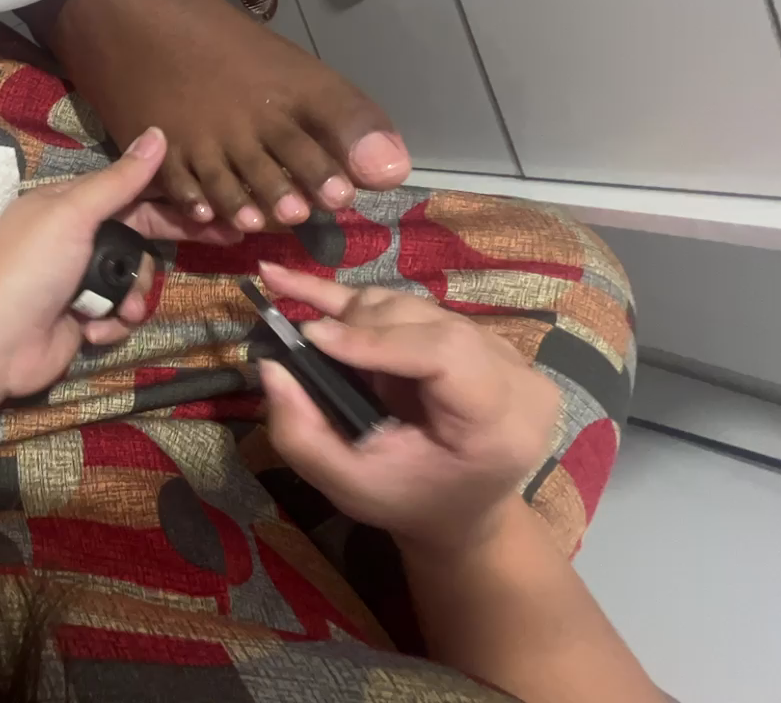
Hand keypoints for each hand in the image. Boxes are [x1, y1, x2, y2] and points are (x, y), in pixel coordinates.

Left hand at [0, 127, 240, 405]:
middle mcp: (75, 237)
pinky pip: (119, 314)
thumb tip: (157, 133)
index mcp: (68, 203)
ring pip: (135, 279)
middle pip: (140, 234)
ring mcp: (78, 280)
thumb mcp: (73, 214)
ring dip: (133, 295)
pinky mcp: (82, 318)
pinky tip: (93, 329)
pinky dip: (111, 322)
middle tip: (229, 239)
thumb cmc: (29, 266)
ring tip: (120, 307)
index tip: (218, 199)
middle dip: (171, 244)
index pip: (131, 189)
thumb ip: (119, 180)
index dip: (174, 193)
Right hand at [33, 0, 409, 234]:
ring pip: (230, 184)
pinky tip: (204, 215)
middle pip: (277, 165)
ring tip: (256, 223)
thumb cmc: (203, 27)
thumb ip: (336, 111)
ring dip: (246, 206)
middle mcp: (244, 114)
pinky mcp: (160, 147)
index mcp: (282, 84)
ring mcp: (199, 135)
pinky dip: (195, 203)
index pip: (321, 133)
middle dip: (291, 192)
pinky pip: (182, 185)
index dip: (334, 167)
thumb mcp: (280, 55)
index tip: (345, 197)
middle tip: (300, 216)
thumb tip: (394, 168)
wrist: (122, 18)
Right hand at [254, 262, 560, 555]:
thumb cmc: (407, 499)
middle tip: (306, 343)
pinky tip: (280, 276)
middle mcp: (510, 374)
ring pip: (404, 303)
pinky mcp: (457, 328)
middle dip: (356, 325)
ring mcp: (491, 345)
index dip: (376, 339)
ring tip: (316, 339)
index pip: (447, 354)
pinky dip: (337, 291)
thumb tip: (270, 367)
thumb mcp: (347, 484)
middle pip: (423, 320)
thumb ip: (303, 434)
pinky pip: (396, 298)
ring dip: (349, 316)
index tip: (313, 337)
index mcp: (499, 424)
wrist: (455, 505)